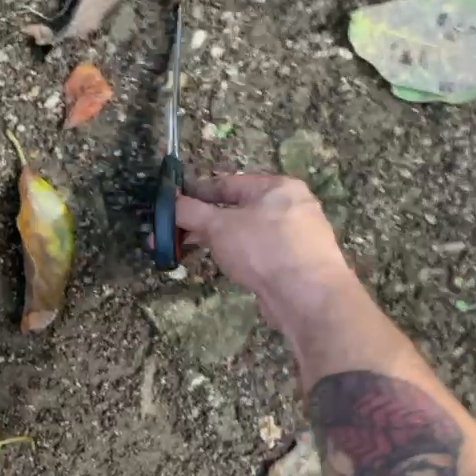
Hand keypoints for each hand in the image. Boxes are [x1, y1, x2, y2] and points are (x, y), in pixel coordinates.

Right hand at [175, 173, 354, 325]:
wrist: (305, 292)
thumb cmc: (262, 248)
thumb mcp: (218, 226)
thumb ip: (190, 212)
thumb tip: (171, 203)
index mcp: (276, 187)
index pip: (226, 183)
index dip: (195, 193)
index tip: (170, 205)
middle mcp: (288, 204)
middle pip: (234, 207)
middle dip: (200, 220)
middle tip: (171, 233)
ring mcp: (292, 231)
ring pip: (242, 229)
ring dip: (213, 237)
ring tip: (187, 249)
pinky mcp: (290, 257)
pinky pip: (253, 246)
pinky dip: (232, 251)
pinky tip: (218, 261)